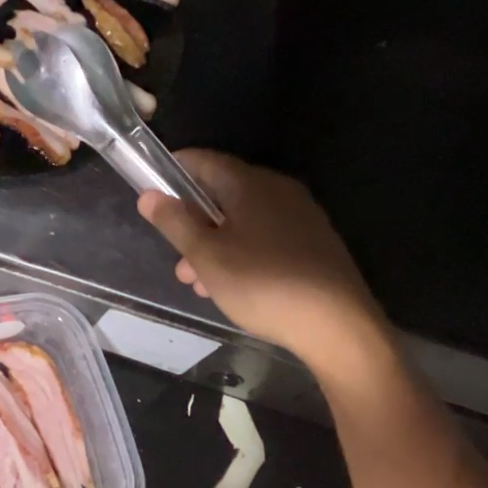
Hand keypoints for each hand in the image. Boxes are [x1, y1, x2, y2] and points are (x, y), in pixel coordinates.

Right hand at [138, 150, 388, 375]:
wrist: (339, 327)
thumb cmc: (263, 284)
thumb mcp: (206, 256)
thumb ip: (175, 222)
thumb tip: (148, 195)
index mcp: (250, 184)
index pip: (203, 160)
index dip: (174, 171)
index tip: (152, 192)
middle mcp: (278, 190)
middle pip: (223, 193)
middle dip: (194, 221)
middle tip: (176, 255)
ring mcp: (301, 217)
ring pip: (244, 220)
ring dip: (216, 244)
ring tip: (199, 283)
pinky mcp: (315, 244)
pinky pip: (267, 237)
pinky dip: (243, 252)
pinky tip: (234, 287)